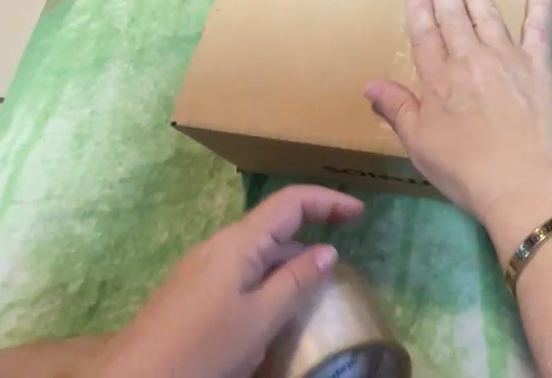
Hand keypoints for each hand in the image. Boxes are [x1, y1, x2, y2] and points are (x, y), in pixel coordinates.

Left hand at [96, 185, 363, 377]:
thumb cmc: (200, 350)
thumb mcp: (260, 321)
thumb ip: (296, 281)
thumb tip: (328, 249)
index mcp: (240, 241)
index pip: (292, 201)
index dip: (328, 200)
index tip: (360, 212)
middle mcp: (220, 244)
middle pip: (275, 225)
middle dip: (310, 232)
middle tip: (342, 254)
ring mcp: (202, 267)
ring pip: (257, 252)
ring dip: (288, 262)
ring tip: (313, 290)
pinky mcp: (191, 291)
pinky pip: (240, 272)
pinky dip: (266, 280)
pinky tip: (272, 313)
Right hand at [365, 0, 551, 257]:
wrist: (524, 181)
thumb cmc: (466, 170)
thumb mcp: (420, 145)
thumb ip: (397, 110)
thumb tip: (370, 84)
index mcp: (439, 78)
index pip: (425, 34)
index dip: (419, 8)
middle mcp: (470, 58)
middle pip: (453, 15)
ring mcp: (506, 57)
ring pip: (486, 13)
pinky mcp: (538, 64)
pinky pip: (539, 26)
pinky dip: (540, 2)